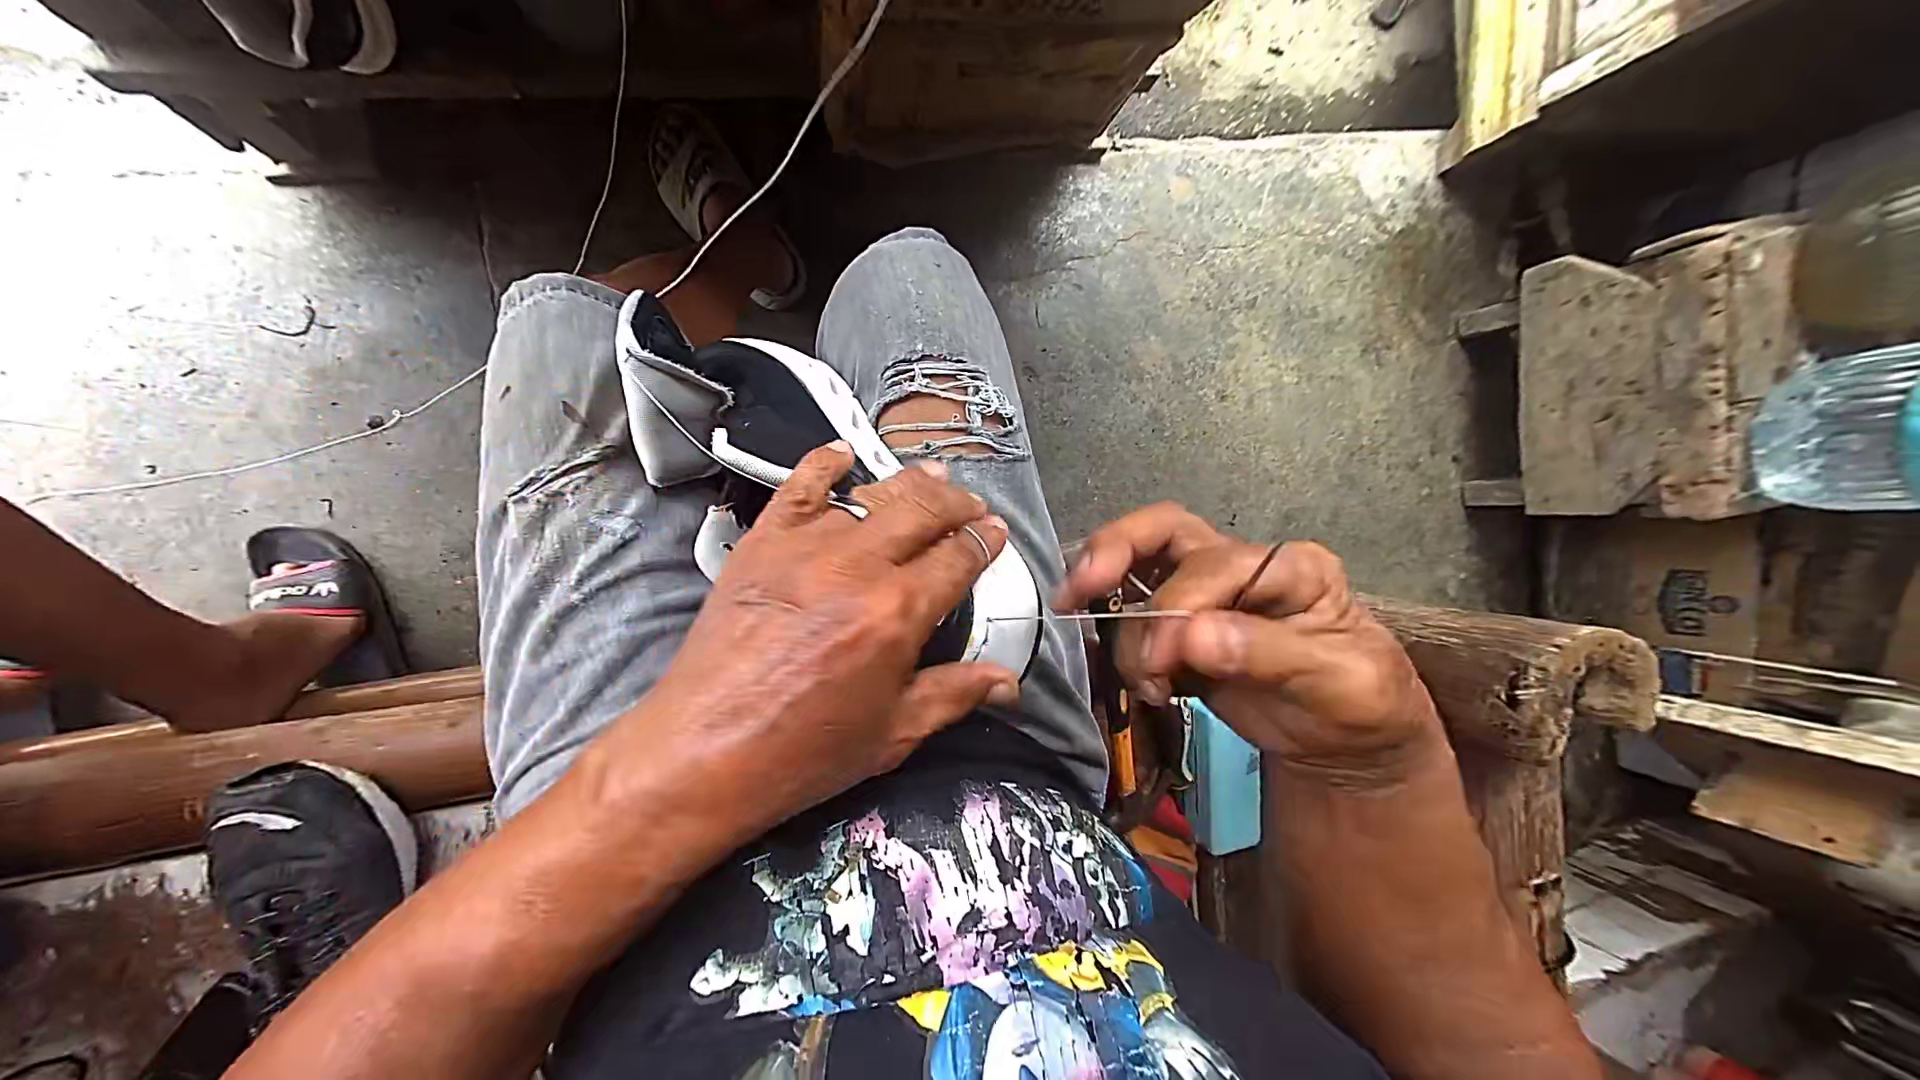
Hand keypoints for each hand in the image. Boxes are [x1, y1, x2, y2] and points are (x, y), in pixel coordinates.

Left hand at [636, 442, 1018, 826]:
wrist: (706, 749)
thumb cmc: (803, 748)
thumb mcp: (893, 732)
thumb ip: (954, 694)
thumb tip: (1005, 681)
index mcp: (898, 612)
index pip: (958, 556)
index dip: (984, 541)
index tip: (994, 533)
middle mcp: (857, 567)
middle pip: (924, 510)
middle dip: (958, 503)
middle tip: (971, 504)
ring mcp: (806, 548)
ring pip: (871, 496)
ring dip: (908, 486)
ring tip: (929, 481)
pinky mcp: (764, 544)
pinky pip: (800, 487)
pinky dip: (824, 463)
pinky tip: (843, 453)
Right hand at [1058, 503, 1443, 787]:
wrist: (1346, 740)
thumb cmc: (1358, 703)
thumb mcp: (1338, 681)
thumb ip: (1267, 653)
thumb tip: (1190, 638)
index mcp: (1292, 567)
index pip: (1216, 563)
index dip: (1179, 603)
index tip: (1161, 659)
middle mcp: (1241, 566)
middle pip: (1164, 531)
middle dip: (1114, 552)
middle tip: (1076, 590)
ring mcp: (1205, 592)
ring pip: (1138, 571)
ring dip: (1119, 620)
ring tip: (1144, 681)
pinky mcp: (1180, 624)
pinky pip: (1133, 612)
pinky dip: (1116, 636)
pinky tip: (1135, 676)